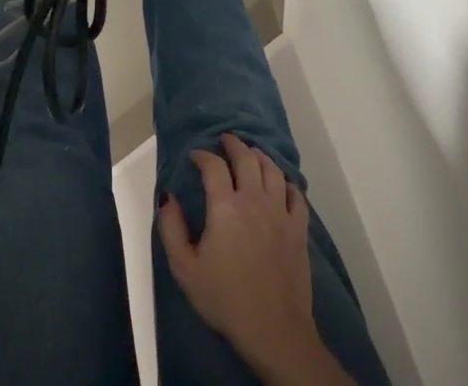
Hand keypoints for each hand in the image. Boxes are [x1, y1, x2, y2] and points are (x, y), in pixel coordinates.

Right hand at [160, 135, 347, 383]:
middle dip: (234, 145)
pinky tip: (281, 184)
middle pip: (247, 159)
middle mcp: (255, 200)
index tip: (195, 156)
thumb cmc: (223, 298)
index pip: (213, 166)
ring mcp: (281, 213)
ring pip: (273, 171)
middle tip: (226, 140)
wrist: (273, 328)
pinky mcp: (299, 229)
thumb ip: (171, 227)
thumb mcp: (184, 267)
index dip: (202, 155)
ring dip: (260, 157)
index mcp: (225, 206)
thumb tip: (168, 197)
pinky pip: (296, 195)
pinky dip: (287, 183)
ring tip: (252, 154)